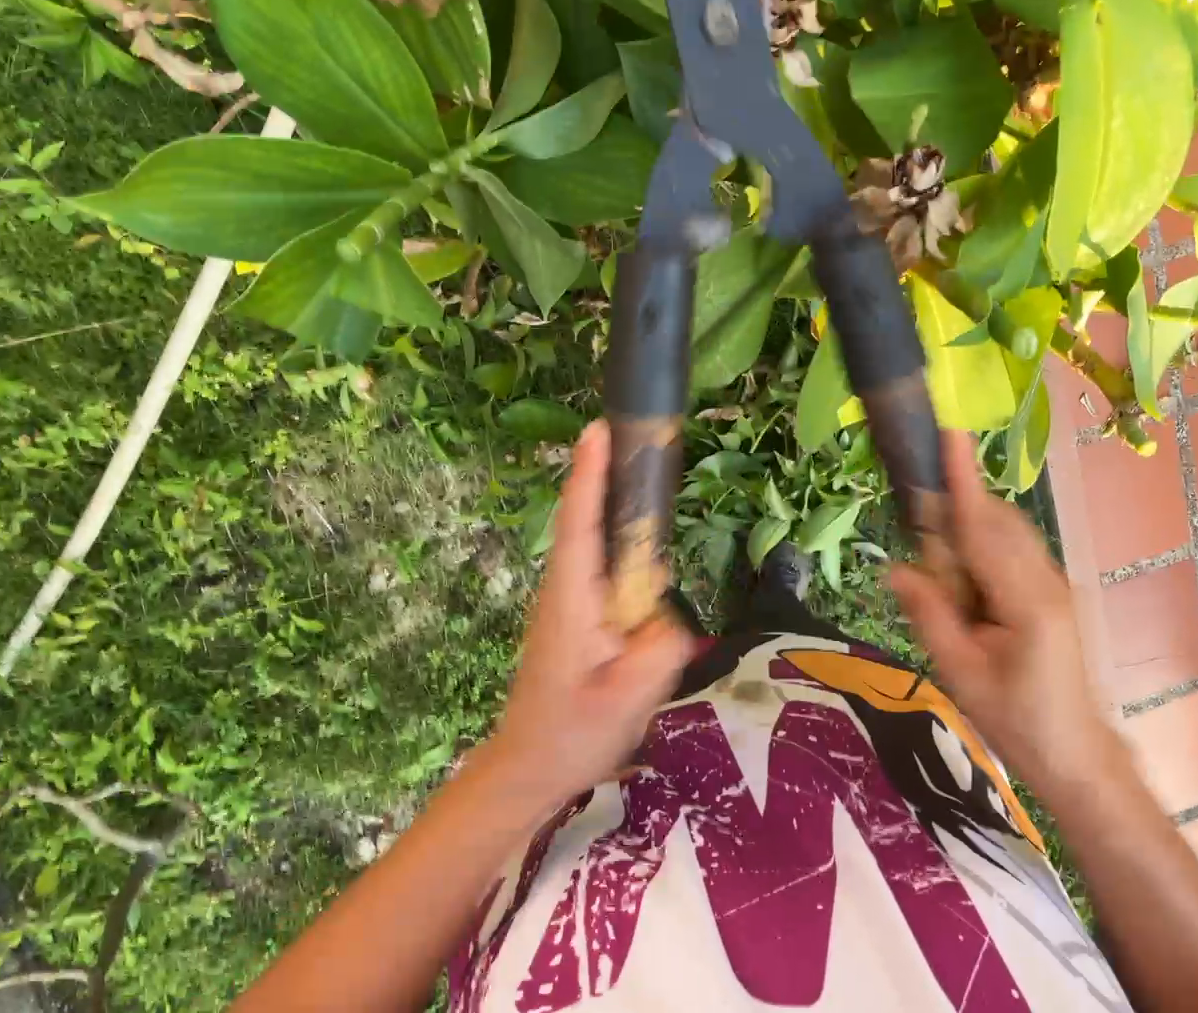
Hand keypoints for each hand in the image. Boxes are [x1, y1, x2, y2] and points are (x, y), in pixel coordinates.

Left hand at [485, 421, 695, 804]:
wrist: (528, 770)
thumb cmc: (572, 734)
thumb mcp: (629, 697)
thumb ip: (659, 647)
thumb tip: (669, 616)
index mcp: (572, 600)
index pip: (581, 525)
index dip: (590, 475)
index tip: (598, 428)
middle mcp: (566, 591)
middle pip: (590, 525)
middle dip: (612, 480)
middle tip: (645, 444)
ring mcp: (569, 605)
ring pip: (602, 552)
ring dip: (624, 523)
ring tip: (652, 497)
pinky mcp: (578, 621)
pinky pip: (609, 579)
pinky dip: (630, 563)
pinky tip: (651, 582)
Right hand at [888, 431, 1123, 788]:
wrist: (1074, 751)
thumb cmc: (1015, 721)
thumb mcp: (960, 674)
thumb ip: (930, 616)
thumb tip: (896, 568)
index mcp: (1026, 600)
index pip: (984, 529)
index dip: (963, 480)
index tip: (951, 434)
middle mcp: (1046, 579)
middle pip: (993, 522)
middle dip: (953, 515)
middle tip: (922, 547)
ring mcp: (1054, 582)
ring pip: (1003, 533)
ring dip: (966, 535)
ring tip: (943, 578)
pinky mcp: (1051, 590)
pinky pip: (1010, 551)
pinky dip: (981, 550)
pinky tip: (963, 581)